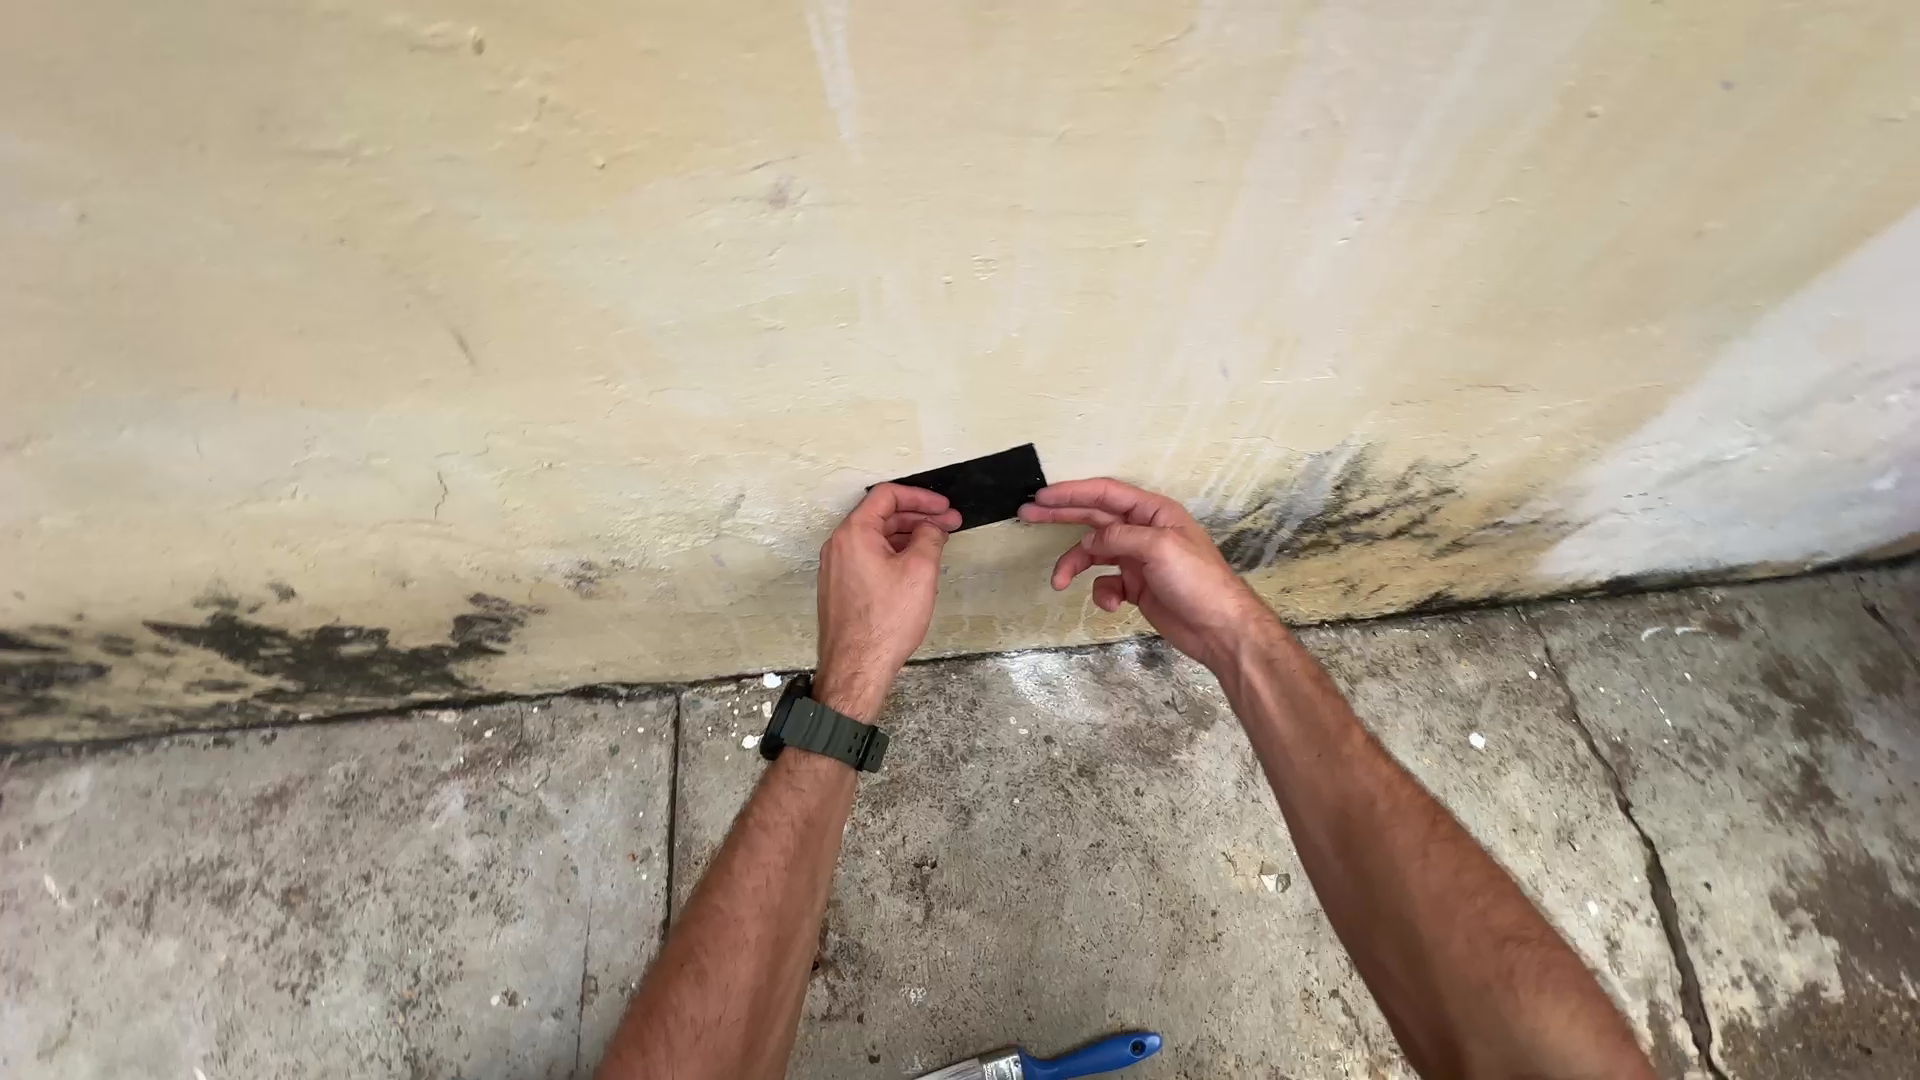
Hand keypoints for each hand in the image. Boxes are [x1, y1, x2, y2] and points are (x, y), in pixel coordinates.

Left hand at [814, 483, 960, 719]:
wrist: (857, 667)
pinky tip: (914, 565)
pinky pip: (869, 556)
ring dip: (907, 536)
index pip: (886, 496)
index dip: (920, 497)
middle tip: (949, 523)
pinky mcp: (841, 587)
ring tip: (936, 544)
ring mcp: (837, 567)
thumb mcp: (920, 571)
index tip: (943, 506)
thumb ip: (929, 537)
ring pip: (876, 538)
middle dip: (918, 517)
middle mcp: (839, 546)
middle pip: (881, 516)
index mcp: (854, 533)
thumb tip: (932, 527)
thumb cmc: (884, 623)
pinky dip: (893, 553)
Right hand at [1019, 477, 1280, 671]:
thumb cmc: (1198, 581)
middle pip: (1092, 517)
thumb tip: (1092, 539)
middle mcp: (1142, 531)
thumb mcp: (1159, 548)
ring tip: (1058, 581)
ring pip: (1093, 554)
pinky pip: (1106, 583)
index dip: (1071, 492)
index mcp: (1152, 513)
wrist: (1219, 629)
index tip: (1041, 496)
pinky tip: (1112, 603)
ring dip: (1074, 565)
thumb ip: (1120, 536)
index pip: (1104, 493)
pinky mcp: (1135, 586)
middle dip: (1059, 516)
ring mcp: (1137, 559)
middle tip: (1026, 514)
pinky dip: (1102, 593)